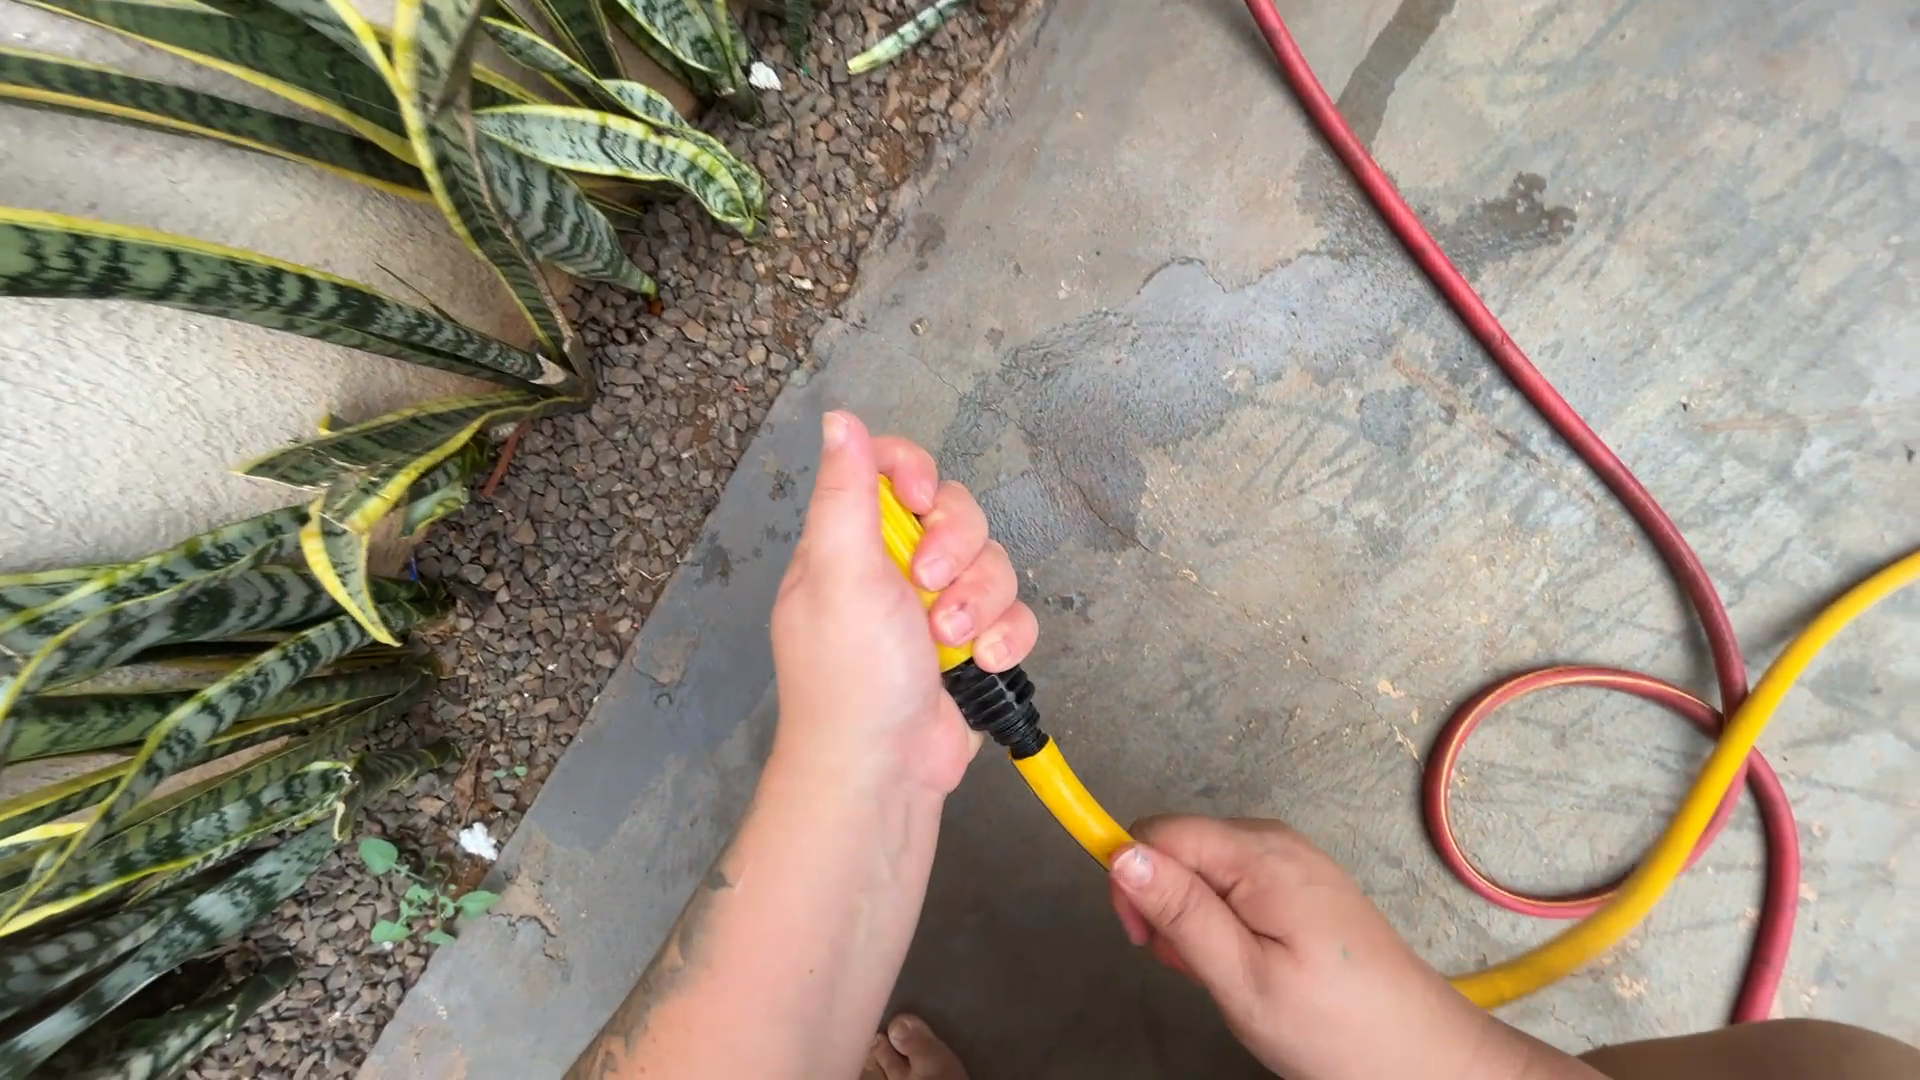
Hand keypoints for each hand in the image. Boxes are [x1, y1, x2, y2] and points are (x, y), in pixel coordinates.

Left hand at [769, 412, 1038, 796]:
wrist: (885, 769)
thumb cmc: (850, 672)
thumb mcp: (840, 575)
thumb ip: (846, 494)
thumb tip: (839, 417)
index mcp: (853, 542)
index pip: (890, 469)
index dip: (914, 472)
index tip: (919, 500)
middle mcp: (897, 565)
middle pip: (956, 511)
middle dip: (957, 550)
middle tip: (931, 588)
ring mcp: (940, 604)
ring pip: (994, 561)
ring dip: (981, 601)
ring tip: (954, 640)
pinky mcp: (977, 639)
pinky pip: (1015, 611)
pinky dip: (1007, 635)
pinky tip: (984, 662)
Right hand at [1107, 817, 1533, 1079]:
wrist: (1430, 1060)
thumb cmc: (1333, 1028)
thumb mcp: (1244, 979)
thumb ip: (1181, 912)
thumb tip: (1120, 853)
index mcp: (1258, 854)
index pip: (1158, 832)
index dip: (1134, 877)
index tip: (1143, 938)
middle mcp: (1271, 838)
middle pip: (1180, 846)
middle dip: (1168, 902)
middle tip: (1197, 967)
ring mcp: (1290, 855)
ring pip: (1203, 865)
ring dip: (1194, 915)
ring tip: (1228, 972)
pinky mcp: (1301, 877)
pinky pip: (1234, 878)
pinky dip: (1223, 915)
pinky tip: (1250, 958)